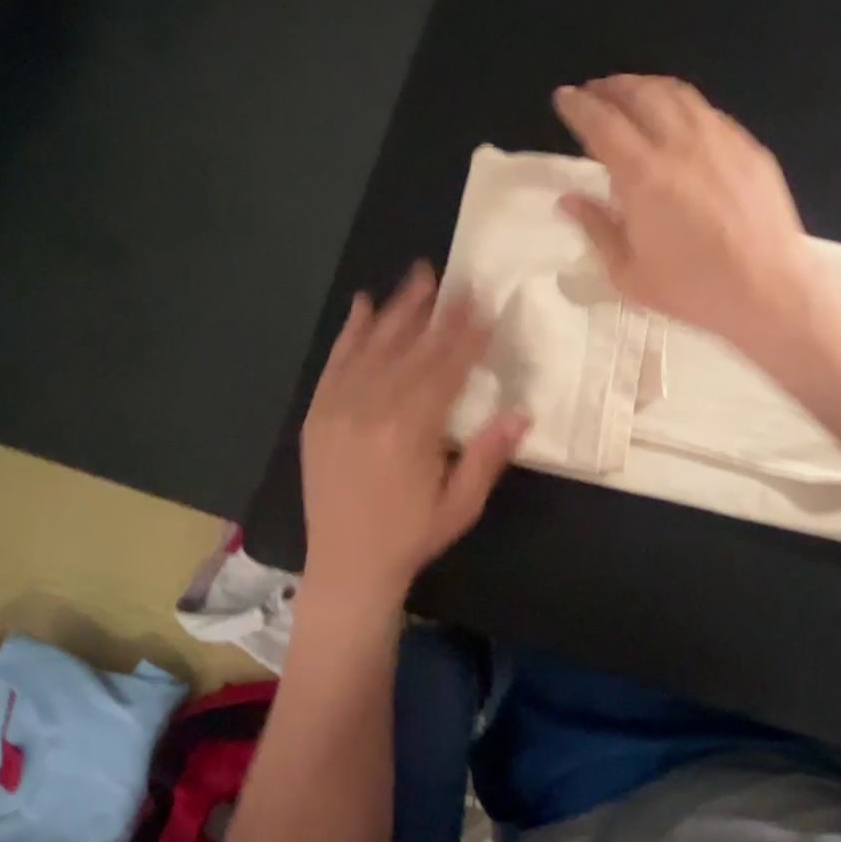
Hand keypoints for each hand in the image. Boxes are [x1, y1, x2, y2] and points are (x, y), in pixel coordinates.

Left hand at [300, 262, 529, 601]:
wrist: (346, 565)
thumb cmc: (412, 536)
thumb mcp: (461, 504)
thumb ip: (488, 456)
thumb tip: (522, 413)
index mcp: (410, 432)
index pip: (445, 369)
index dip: (467, 336)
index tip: (484, 306)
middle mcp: (371, 410)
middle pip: (412, 349)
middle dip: (439, 313)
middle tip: (459, 279)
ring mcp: (338, 408)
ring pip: (374, 347)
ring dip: (399, 309)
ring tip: (419, 276)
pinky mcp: (317, 414)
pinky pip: (336, 363)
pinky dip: (351, 331)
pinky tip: (363, 304)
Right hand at [552, 75, 830, 353]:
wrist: (769, 292)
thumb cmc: (694, 290)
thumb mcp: (630, 274)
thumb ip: (597, 229)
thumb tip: (569, 199)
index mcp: (643, 175)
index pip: (601, 122)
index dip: (578, 105)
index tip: (564, 97)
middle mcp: (680, 145)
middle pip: (639, 94)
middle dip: (611, 87)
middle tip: (596, 92)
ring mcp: (720, 141)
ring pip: (678, 94)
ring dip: (647, 87)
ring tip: (634, 94)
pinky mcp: (749, 148)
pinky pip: (709, 112)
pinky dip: (684, 106)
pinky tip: (680, 120)